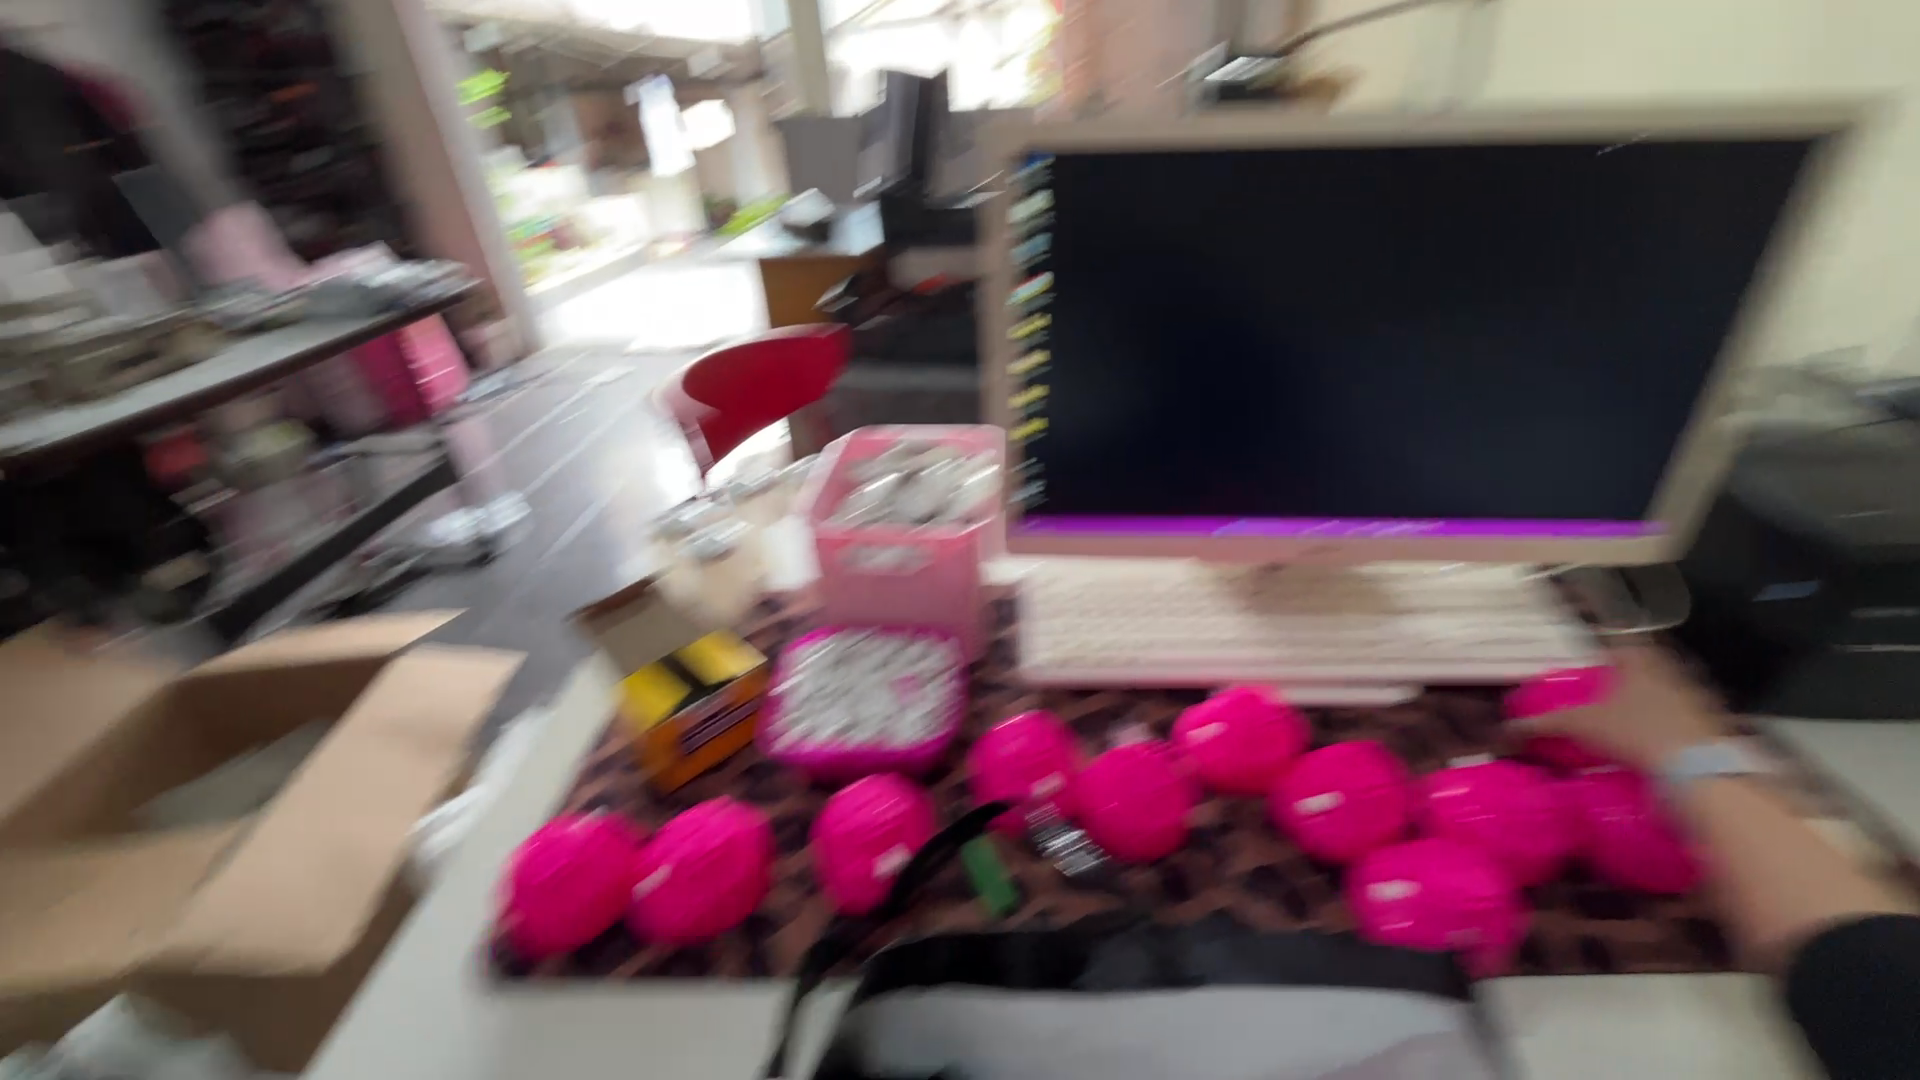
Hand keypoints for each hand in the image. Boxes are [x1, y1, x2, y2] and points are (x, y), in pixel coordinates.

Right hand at [1513, 645, 1727, 770]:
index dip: (1608, 648)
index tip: (1596, 660)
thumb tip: (1508, 726)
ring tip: (1630, 715)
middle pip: (1648, 664)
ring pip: (1669, 688)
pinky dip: (1671, 721)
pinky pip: (1686, 714)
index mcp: (1639, 660)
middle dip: (1629, 674)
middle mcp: (1672, 670)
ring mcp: (1699, 695)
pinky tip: (1655, 737)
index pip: (1623, 641)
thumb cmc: (1634, 731)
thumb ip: (1544, 723)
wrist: (1701, 769)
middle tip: (1609, 688)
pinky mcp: (1716, 723)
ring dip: (1652, 698)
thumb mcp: (1579, 726)